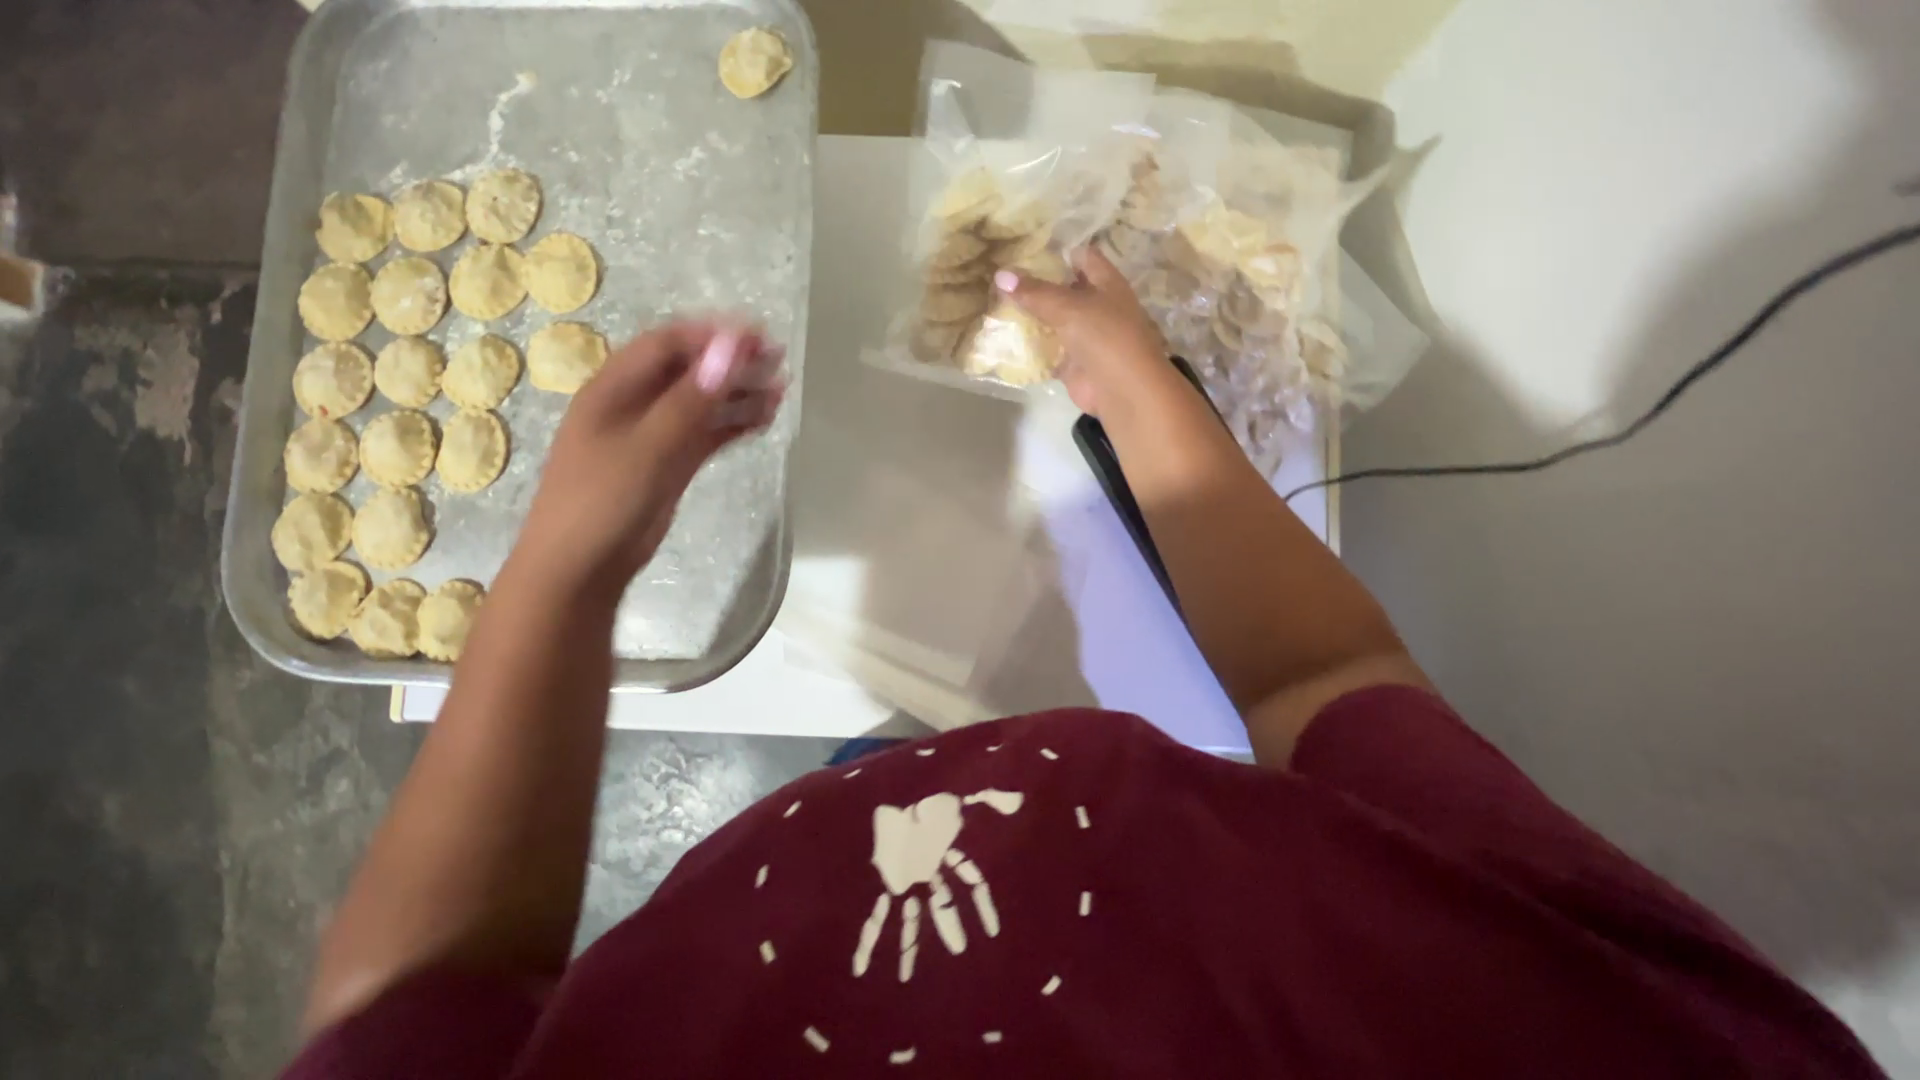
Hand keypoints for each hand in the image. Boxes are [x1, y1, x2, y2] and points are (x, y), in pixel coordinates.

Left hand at [516, 319, 783, 593]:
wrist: (579, 569)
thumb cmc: (603, 501)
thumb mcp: (649, 446)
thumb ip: (692, 398)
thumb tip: (731, 346)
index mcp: (613, 389)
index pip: (667, 344)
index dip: (711, 336)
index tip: (758, 337)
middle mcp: (632, 405)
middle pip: (686, 370)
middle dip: (731, 362)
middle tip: (777, 361)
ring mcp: (651, 437)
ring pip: (699, 403)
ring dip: (737, 394)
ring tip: (780, 391)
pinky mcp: (667, 465)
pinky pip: (703, 434)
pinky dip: (732, 425)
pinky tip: (763, 421)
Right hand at [995, 246, 1168, 416]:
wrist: (1122, 390)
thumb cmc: (1104, 336)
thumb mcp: (1068, 307)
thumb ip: (1034, 292)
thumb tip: (1000, 275)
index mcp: (1106, 283)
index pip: (1083, 257)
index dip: (1059, 251)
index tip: (1027, 249)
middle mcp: (1098, 306)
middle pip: (1064, 290)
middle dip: (1037, 285)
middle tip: (1002, 277)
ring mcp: (1085, 336)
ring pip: (1053, 321)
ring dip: (1030, 316)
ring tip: (996, 303)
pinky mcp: (1073, 363)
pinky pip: (1048, 350)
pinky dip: (1030, 346)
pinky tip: (1004, 337)